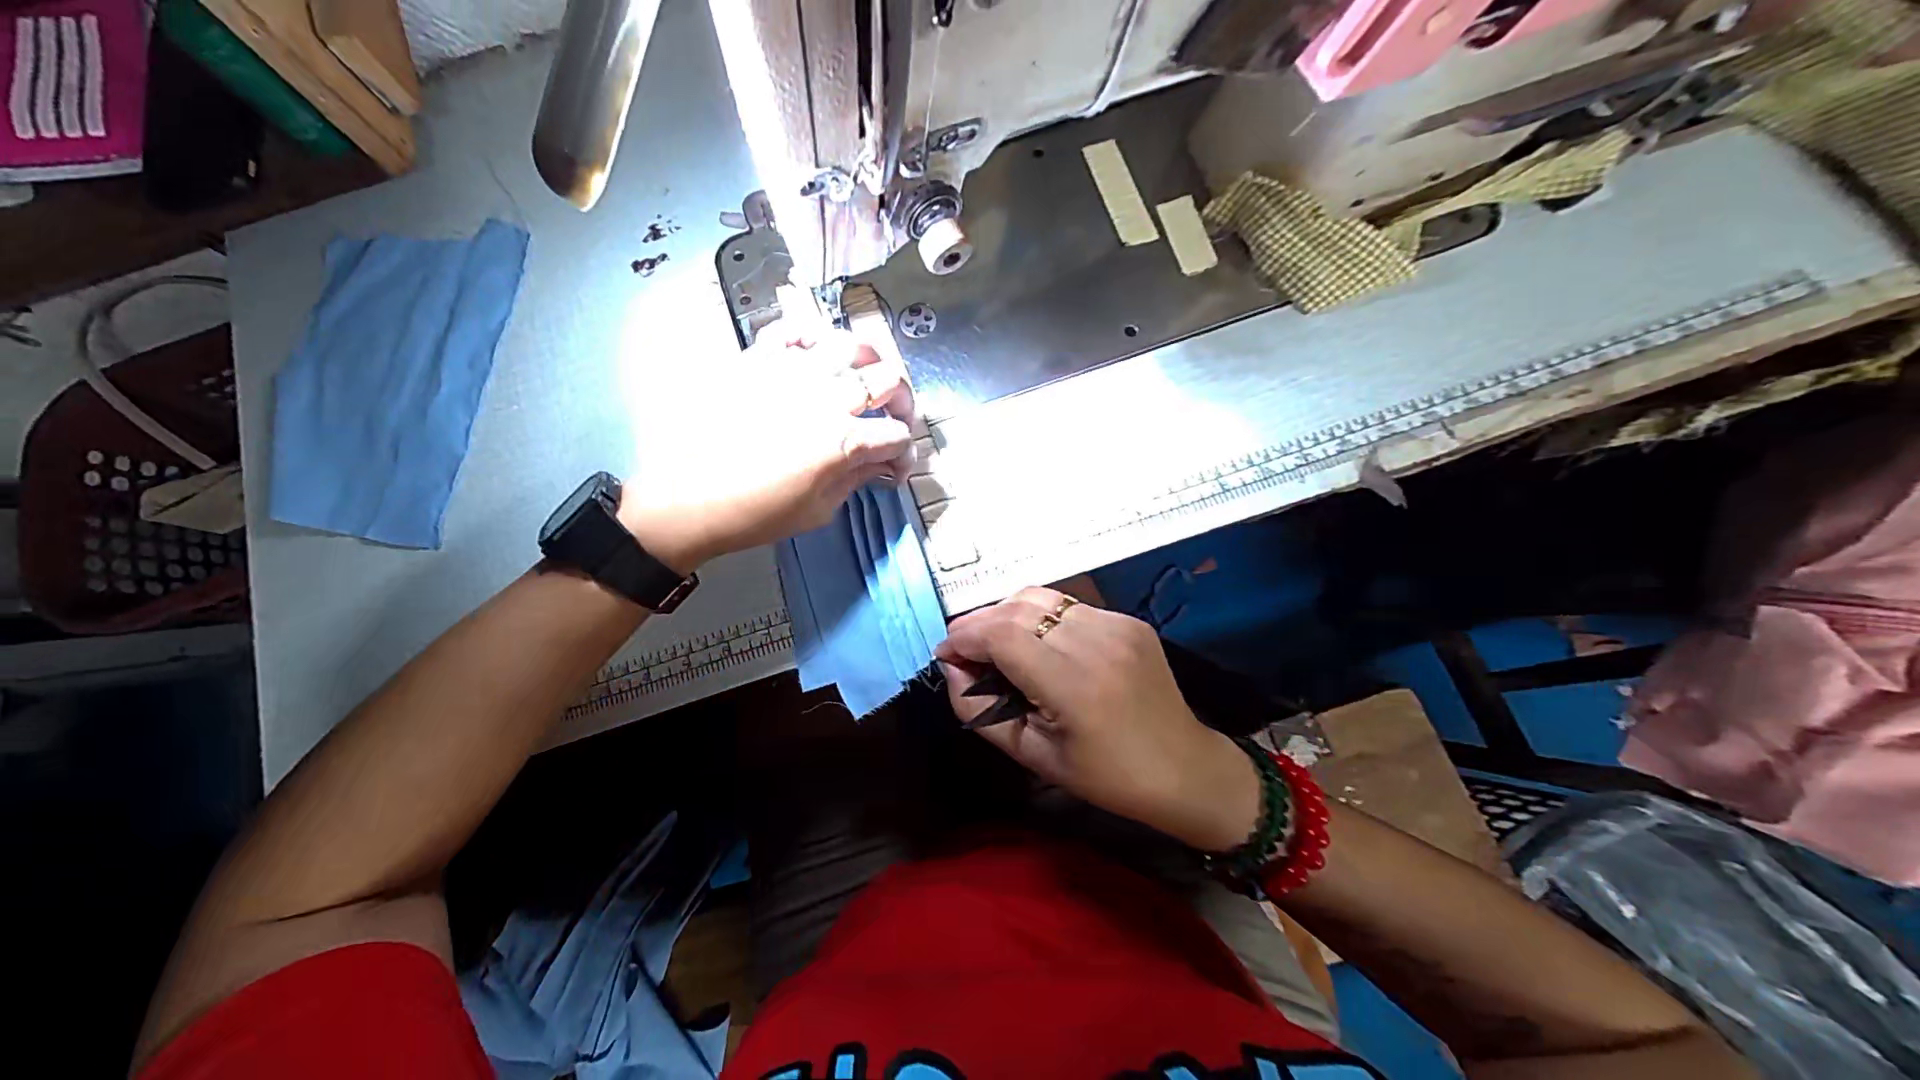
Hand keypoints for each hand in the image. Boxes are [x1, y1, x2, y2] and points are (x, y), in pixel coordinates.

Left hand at [618, 320, 915, 572]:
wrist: (690, 499)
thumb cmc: (757, 513)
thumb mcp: (819, 509)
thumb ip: (857, 478)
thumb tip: (881, 464)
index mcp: (843, 441)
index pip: (897, 435)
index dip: (905, 454)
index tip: (894, 469)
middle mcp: (826, 397)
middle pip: (888, 379)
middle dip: (902, 401)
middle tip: (893, 418)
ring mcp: (792, 372)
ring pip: (850, 344)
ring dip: (869, 360)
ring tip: (865, 375)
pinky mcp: (759, 360)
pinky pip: (793, 331)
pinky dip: (812, 336)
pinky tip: (818, 353)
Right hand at [936, 588, 1262, 851]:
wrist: (1185, 768)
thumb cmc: (1106, 777)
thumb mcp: (1034, 756)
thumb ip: (980, 712)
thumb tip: (952, 669)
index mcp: (1074, 685)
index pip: (1002, 634)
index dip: (964, 638)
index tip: (946, 655)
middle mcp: (1097, 642)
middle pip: (1016, 607)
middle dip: (978, 623)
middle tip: (963, 651)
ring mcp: (1117, 625)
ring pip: (1040, 598)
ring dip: (1006, 615)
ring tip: (994, 645)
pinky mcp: (1128, 620)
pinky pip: (1068, 606)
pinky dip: (1040, 618)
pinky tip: (1037, 645)